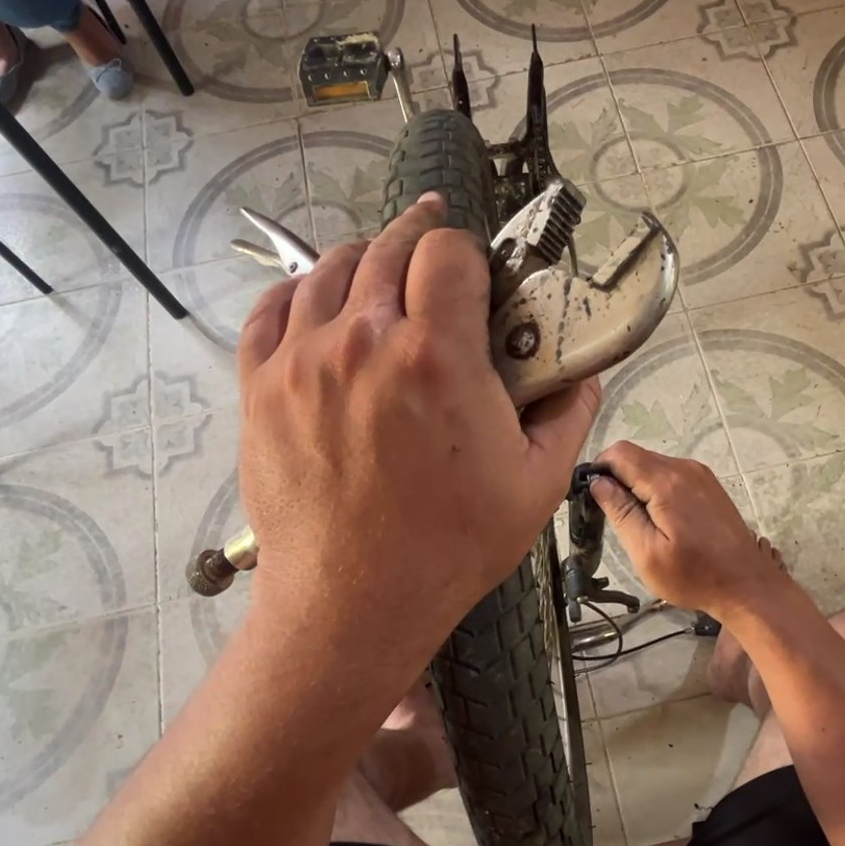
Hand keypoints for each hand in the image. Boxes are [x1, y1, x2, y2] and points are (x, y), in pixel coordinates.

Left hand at [236, 195, 600, 665]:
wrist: (352, 602)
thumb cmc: (449, 547)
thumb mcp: (537, 484)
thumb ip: (567, 413)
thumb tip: (583, 370)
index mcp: (436, 357)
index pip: (447, 251)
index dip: (468, 253)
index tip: (476, 279)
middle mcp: (363, 341)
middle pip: (388, 247)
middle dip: (420, 243)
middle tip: (437, 264)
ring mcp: (301, 362)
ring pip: (329, 271)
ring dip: (364, 265)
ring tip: (383, 284)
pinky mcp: (260, 390)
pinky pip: (269, 311)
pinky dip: (299, 294)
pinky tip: (319, 304)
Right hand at [588, 441, 791, 616]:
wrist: (746, 585)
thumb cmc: (693, 576)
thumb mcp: (646, 552)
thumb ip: (621, 512)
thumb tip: (598, 482)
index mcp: (667, 482)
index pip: (619, 453)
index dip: (600, 470)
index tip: (595, 499)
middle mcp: (684, 468)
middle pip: (635, 457)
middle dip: (618, 480)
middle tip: (616, 519)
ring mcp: (699, 474)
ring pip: (652, 465)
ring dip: (637, 487)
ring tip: (640, 525)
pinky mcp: (708, 485)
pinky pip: (670, 475)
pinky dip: (656, 490)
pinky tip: (661, 522)